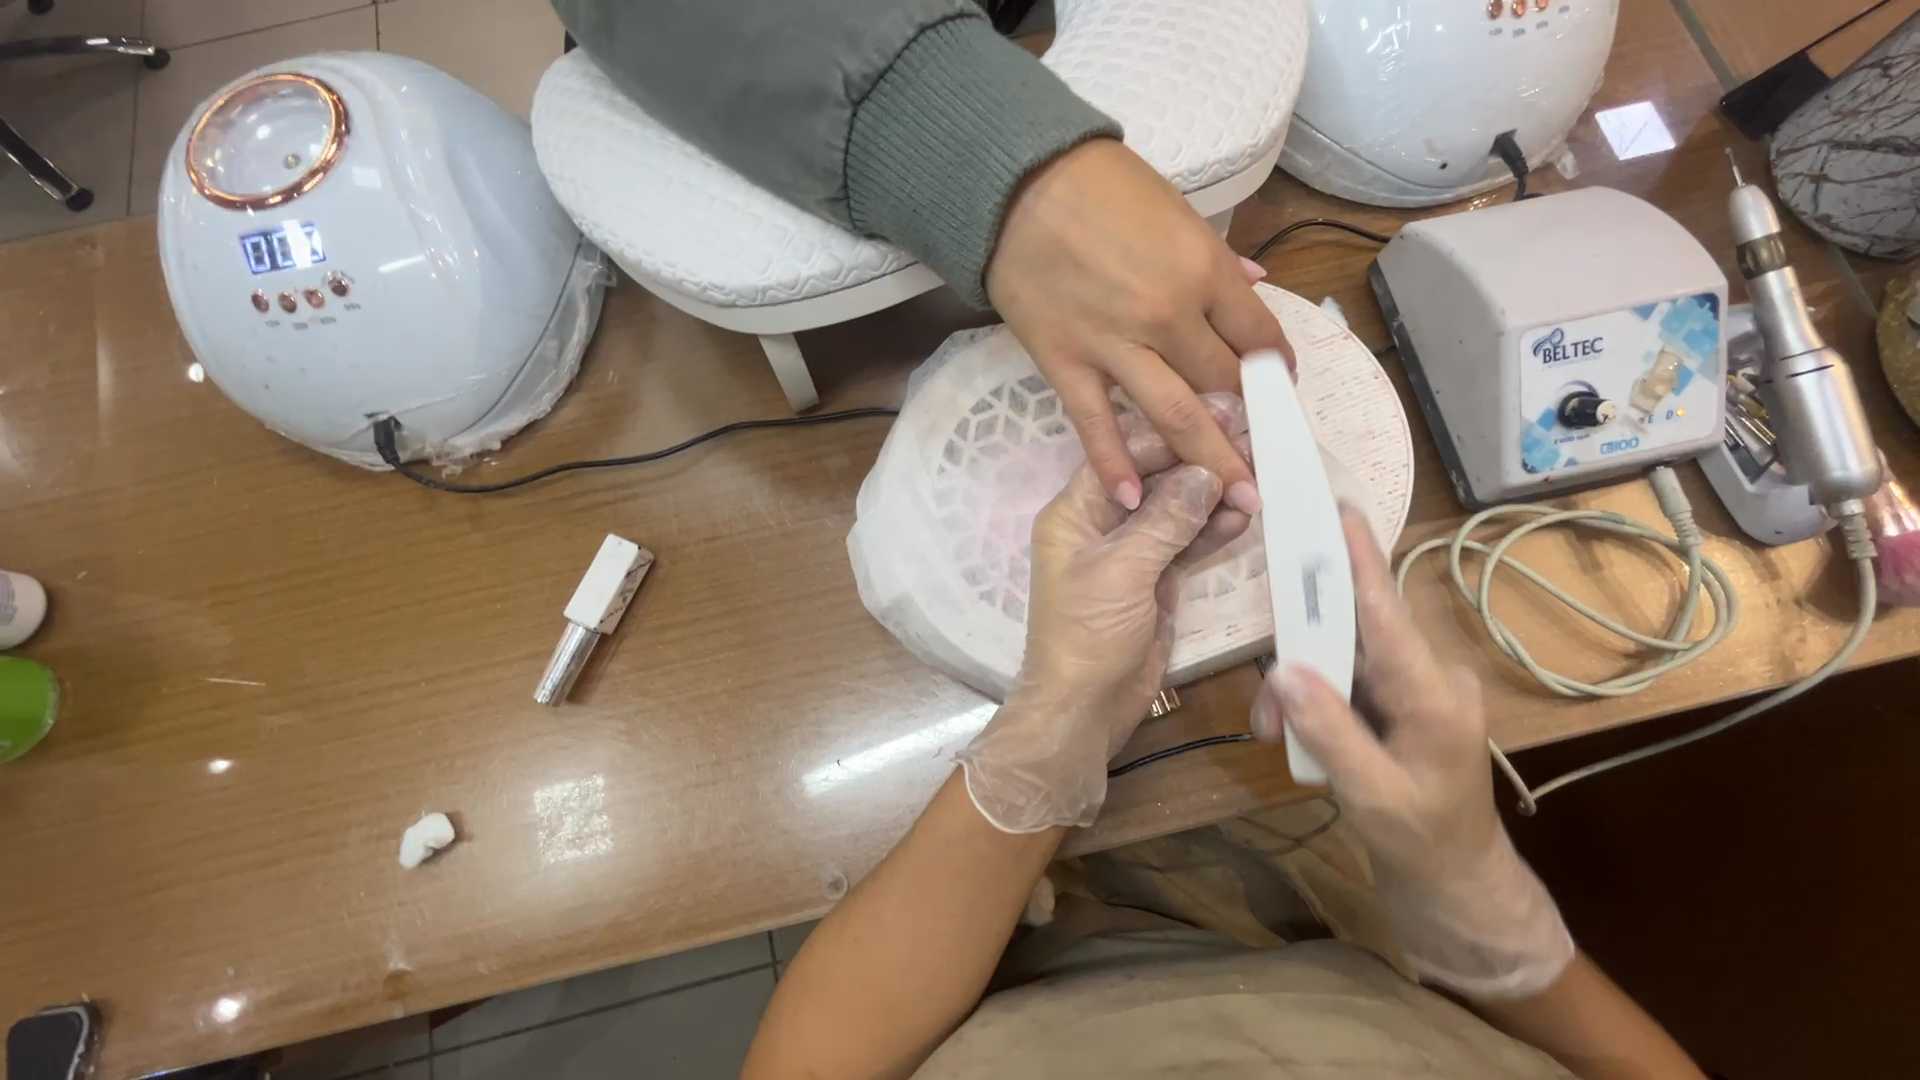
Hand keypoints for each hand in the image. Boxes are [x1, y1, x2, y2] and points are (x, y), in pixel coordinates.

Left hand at [959, 397, 1252, 833]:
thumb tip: (1205, 471)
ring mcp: (1131, 550)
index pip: (1126, 456)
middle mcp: (1102, 522)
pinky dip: (1213, 528)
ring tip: (1257, 477)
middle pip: (1155, 478)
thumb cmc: (1088, 635)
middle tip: (1252, 439)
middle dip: (1200, 461)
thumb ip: (1164, 520)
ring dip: (1214, 494)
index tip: (1222, 414)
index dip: (1171, 434)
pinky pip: (1187, 541)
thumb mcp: (1122, 571)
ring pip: (1177, 508)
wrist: (1086, 705)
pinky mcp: (1155, 576)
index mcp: (1076, 511)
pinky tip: (1243, 514)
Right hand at [986, 138, 1289, 516]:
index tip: (1277, 391)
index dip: (1276, 370)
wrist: (1014, 188)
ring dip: (1211, 463)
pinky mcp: (1067, 367)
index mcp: (1204, 271)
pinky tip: (1132, 499)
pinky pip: (1096, 424)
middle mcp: (1170, 317)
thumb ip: (1216, 256)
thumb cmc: (1100, 187)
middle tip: (1266, 460)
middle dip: (1252, 427)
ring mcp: (1116, 349)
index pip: (1258, 336)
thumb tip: (1253, 281)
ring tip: (1236, 501)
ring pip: (1175, 417)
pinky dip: (1114, 463)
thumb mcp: (1174, 209)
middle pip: (1225, 385)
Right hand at [1251, 508, 1574, 999]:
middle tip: (1265, 697)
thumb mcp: (1371, 794)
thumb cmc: (1422, 838)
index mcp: (1434, 695)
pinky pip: (1338, 675)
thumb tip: (1280, 670)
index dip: (1359, 559)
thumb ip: (1328, 730)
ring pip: (1335, 654)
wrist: (1454, 875)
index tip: (1338, 509)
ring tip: (1272, 732)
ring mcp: (1409, 683)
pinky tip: (1289, 733)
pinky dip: (1307, 698)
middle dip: (1296, 651)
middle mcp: (1426, 674)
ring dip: (1296, 686)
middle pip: (1350, 630)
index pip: (1386, 614)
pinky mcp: (1391, 695)